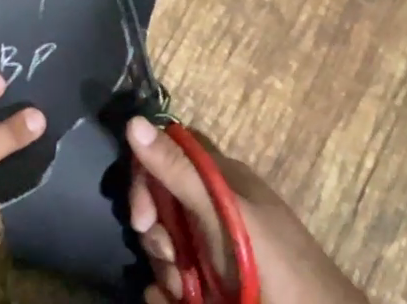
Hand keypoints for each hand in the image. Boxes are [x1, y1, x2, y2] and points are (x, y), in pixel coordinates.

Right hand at [126, 118, 367, 303]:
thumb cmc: (273, 266)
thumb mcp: (222, 214)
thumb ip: (177, 170)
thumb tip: (132, 120)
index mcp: (222, 179)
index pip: (169, 153)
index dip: (146, 174)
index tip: (143, 212)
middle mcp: (215, 207)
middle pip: (160, 200)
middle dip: (154, 230)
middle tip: (167, 255)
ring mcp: (214, 247)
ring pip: (165, 241)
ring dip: (163, 266)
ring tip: (181, 290)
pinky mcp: (214, 282)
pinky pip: (173, 277)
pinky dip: (167, 291)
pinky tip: (175, 302)